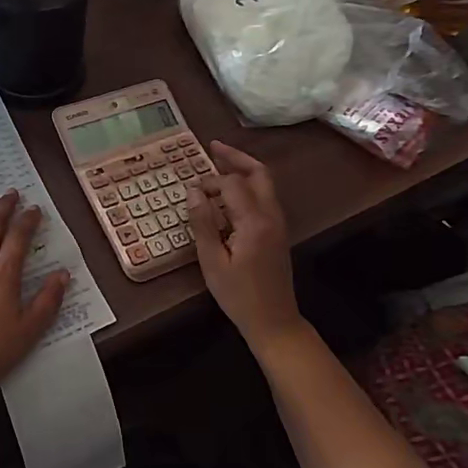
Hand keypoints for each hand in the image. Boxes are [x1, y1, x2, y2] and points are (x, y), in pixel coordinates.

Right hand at [186, 141, 299, 345]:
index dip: (209, 182)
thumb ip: (203, 223)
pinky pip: (264, 197)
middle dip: (235, 157)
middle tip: (213, 146)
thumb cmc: (238, 295)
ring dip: (242, 170)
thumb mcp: (212, 261)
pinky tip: (228, 193)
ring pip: (264, 183)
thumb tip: (193, 192)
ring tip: (218, 163)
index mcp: (254, 222)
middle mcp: (271, 216)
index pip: (231, 184)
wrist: (274, 321)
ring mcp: (278, 223)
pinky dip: (247, 186)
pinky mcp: (277, 231)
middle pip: (258, 173)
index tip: (190, 191)